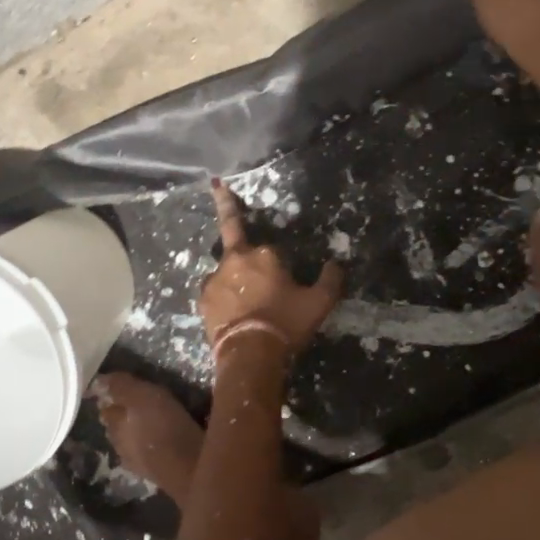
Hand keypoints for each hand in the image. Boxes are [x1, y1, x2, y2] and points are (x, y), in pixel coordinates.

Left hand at [199, 179, 343, 357]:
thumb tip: (337, 264)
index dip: (279, 262)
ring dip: (232, 276)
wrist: (250, 354)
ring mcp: (214, 278)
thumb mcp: (318, 304)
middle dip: (225, 204)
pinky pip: (213, 292)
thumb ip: (330, 280)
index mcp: (264, 254)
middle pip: (234, 236)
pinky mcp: (202, 299)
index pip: (272, 248)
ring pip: (225, 270)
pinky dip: (221, 297)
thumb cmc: (285, 324)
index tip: (283, 274)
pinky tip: (229, 313)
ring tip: (241, 299)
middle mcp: (235, 259)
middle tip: (218, 185)